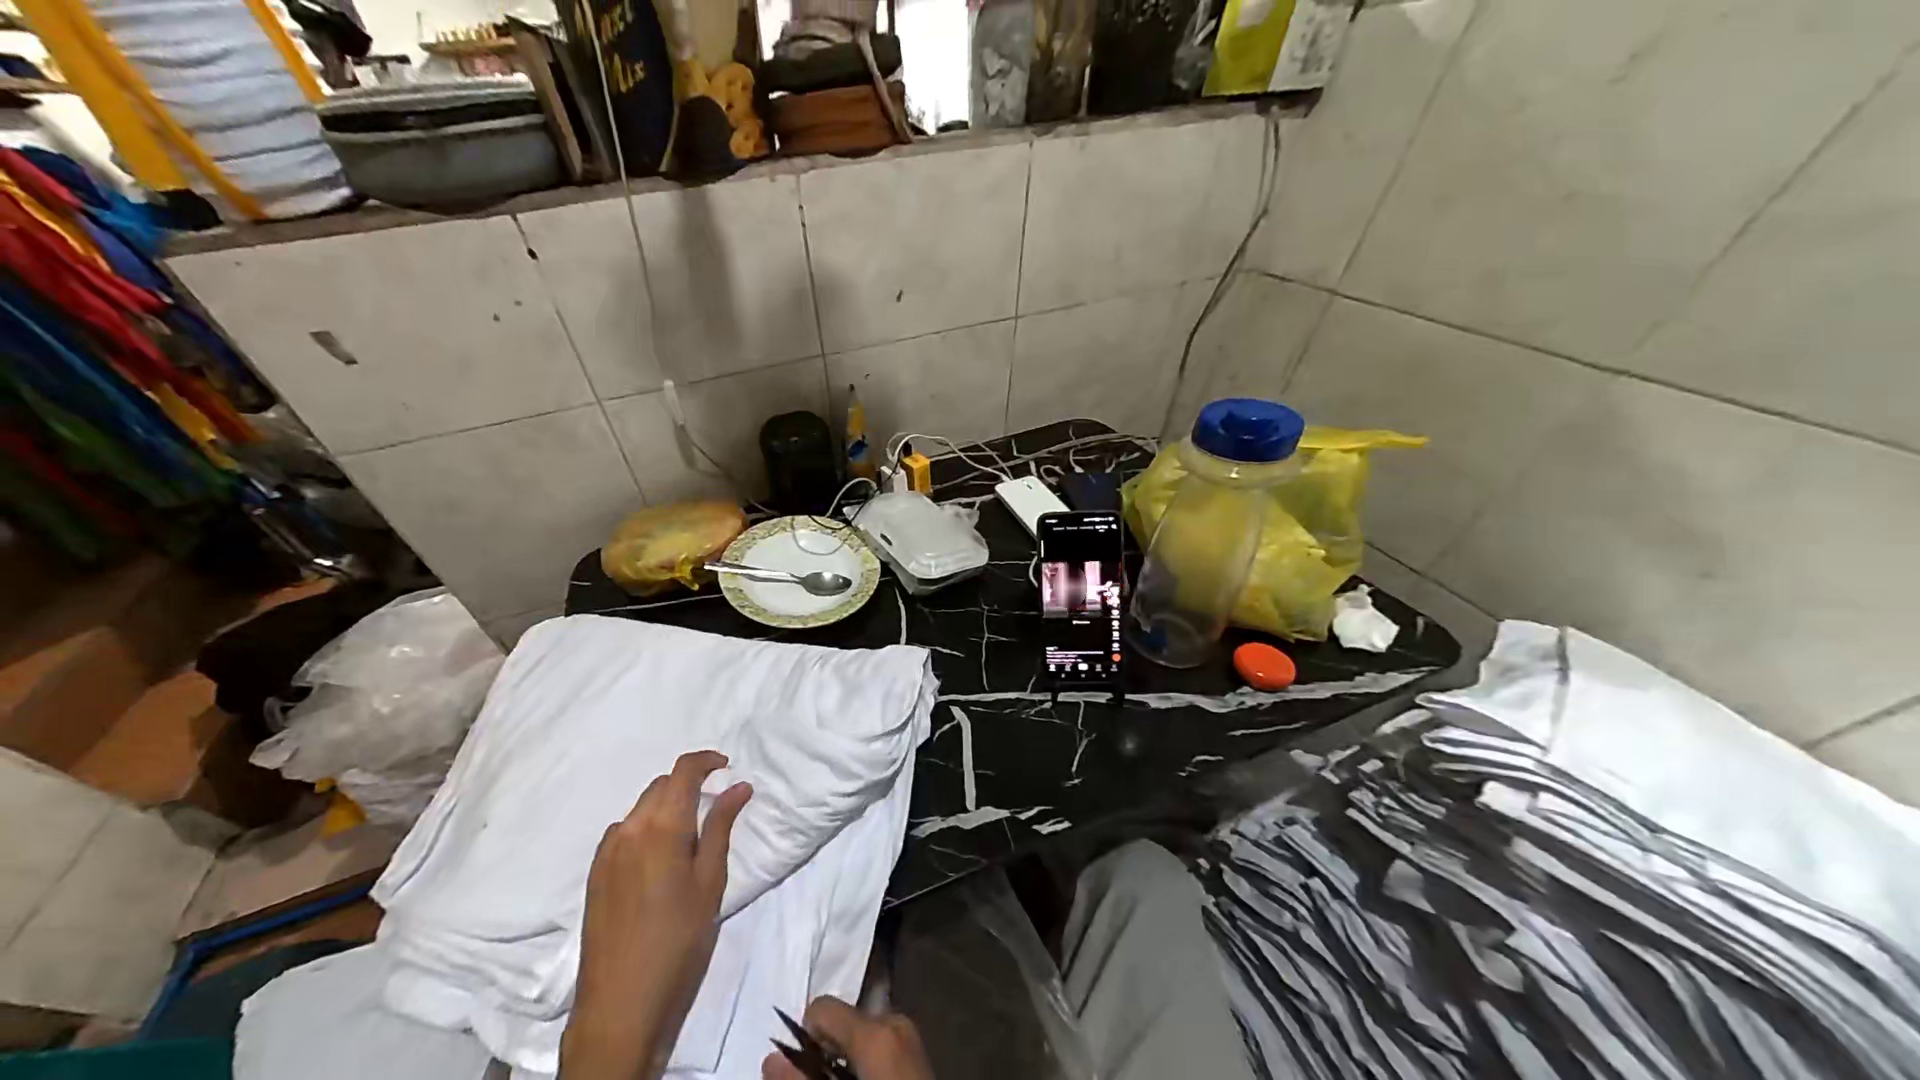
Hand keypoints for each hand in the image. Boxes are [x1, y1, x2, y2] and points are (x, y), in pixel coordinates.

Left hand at [560, 750, 751, 1079]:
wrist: (620, 1003)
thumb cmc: (679, 940)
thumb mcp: (711, 882)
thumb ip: (722, 827)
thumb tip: (739, 786)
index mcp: (661, 827)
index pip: (682, 771)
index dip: (706, 760)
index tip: (727, 766)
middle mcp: (629, 829)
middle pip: (660, 786)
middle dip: (688, 783)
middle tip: (715, 802)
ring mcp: (606, 851)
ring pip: (640, 807)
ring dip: (666, 805)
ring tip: (689, 832)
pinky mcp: (595, 873)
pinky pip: (623, 831)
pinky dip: (645, 827)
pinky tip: (658, 856)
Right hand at [761, 996, 934, 1079]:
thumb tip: (770, 1060)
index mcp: (875, 1030)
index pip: (822, 1008)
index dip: (806, 1039)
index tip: (805, 1072)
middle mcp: (894, 1020)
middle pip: (841, 1023)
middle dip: (825, 1053)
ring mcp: (909, 1035)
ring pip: (859, 1037)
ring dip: (843, 1062)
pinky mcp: (916, 1052)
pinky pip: (878, 1046)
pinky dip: (863, 1065)